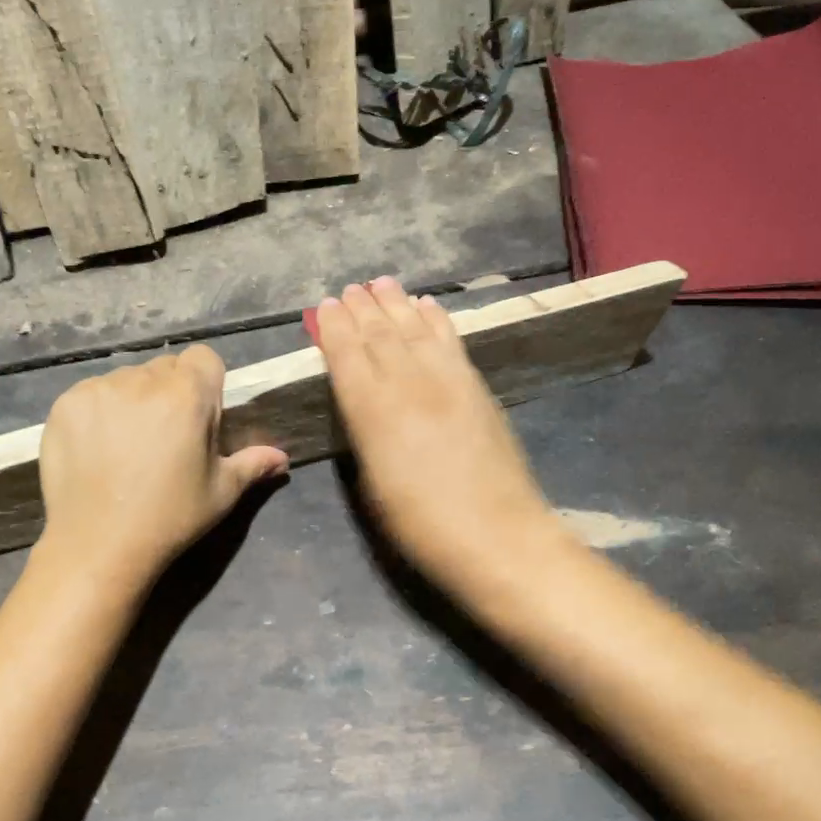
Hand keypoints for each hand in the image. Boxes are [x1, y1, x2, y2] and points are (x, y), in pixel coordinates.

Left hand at [37, 345, 288, 581]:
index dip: (205, 385)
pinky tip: (97, 450)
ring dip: (132, 402)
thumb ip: (252, 464)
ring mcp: (99, 390)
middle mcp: (142, 380)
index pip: (204, 358)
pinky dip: (98, 414)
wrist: (98, 545)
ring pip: (125, 380)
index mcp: (188, 394)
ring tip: (126, 448)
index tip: (198, 420)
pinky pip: (91, 395)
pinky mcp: (65, 405)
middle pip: (164, 369)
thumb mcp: (220, 493)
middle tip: (164, 439)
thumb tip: (281, 457)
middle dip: (169, 393)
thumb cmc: (169, 518)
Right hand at [314, 278, 560, 596]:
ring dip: (396, 304)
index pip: (347, 354)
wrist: (497, 536)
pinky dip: (436, 319)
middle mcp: (407, 383)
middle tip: (348, 290)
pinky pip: (451, 340)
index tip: (323, 307)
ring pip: (415, 328)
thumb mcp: (372, 484)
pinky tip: (427, 307)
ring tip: (381, 284)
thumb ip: (363, 434)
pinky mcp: (477, 386)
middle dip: (361, 309)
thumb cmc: (420, 526)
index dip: (333, 328)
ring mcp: (447, 380)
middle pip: (379, 334)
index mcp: (372, 410)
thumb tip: (360, 404)